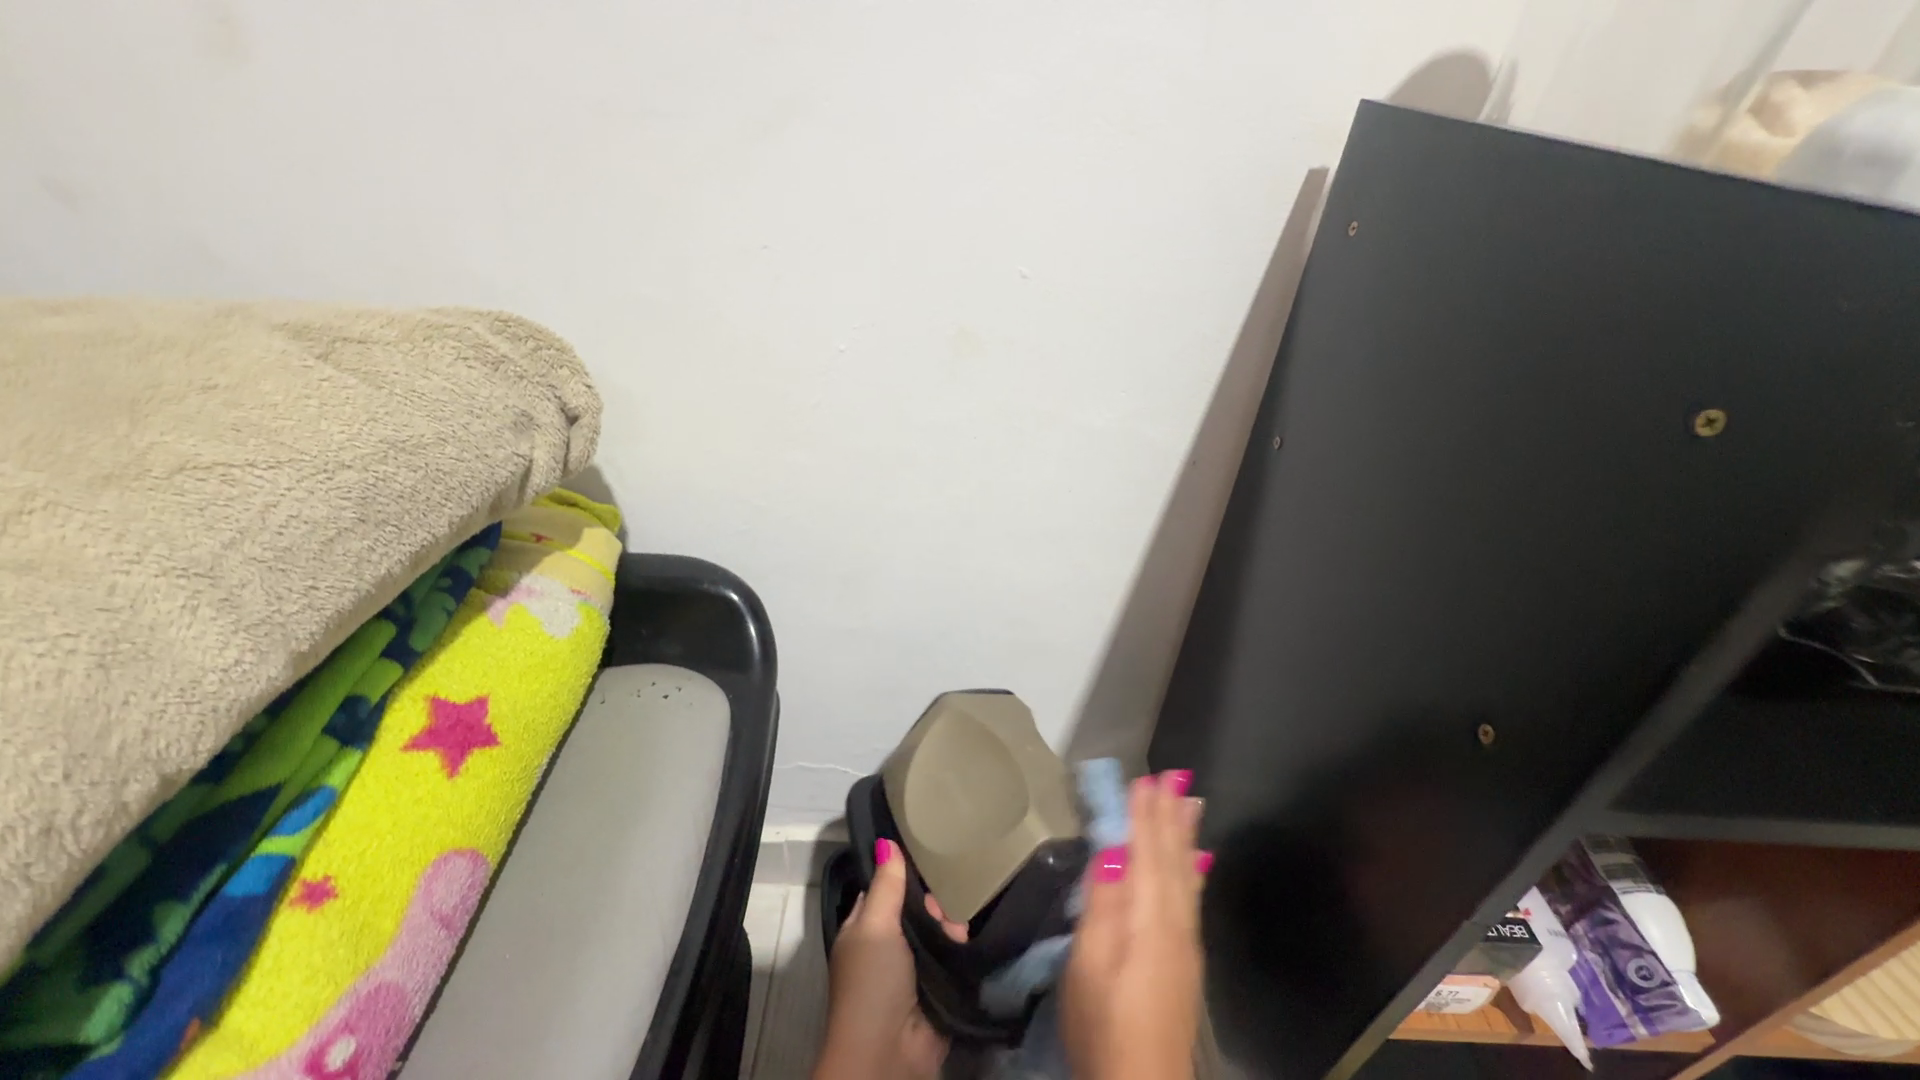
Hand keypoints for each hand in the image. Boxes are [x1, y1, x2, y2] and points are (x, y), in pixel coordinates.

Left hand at [813, 839, 956, 1079]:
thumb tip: (887, 842)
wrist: (889, 1053)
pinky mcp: (939, 987)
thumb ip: (886, 886)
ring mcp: (914, 968)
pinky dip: (962, 947)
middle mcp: (888, 946)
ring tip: (959, 924)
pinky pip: (954, 957)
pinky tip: (970, 938)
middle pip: (916, 908)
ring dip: (950, 923)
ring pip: (938, 931)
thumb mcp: (874, 926)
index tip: (927, 848)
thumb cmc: (872, 983)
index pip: (883, 889)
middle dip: (934, 900)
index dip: (901, 872)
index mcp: (863, 929)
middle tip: (949, 893)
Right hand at [1062, 771, 1207, 1079]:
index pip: (1146, 853)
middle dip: (1170, 816)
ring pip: (1187, 876)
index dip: (1144, 815)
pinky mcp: (1185, 961)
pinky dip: (1192, 869)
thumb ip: (1102, 904)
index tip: (1145, 777)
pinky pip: (1191, 896)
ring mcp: (1185, 943)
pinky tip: (1194, 865)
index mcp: (1148, 918)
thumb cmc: (1103, 1020)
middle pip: (1173, 859)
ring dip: (1185, 837)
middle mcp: (1175, 922)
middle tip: (1174, 775)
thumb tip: (1111, 851)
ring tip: (1191, 804)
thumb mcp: (1088, 961)